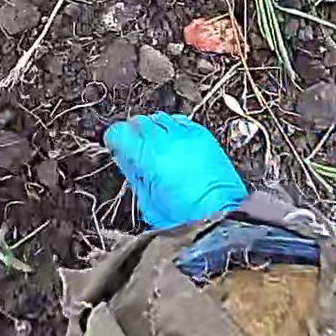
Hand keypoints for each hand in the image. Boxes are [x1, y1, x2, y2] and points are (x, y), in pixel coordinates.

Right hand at [104, 113, 247, 229]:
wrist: (221, 216)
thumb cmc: (185, 217)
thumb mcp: (147, 200)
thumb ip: (133, 172)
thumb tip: (123, 156)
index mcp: (152, 157)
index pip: (121, 132)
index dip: (114, 138)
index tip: (114, 144)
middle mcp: (170, 140)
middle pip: (140, 121)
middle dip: (133, 134)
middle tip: (134, 150)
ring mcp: (188, 135)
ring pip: (160, 118)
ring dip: (153, 129)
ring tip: (155, 149)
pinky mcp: (203, 135)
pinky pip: (180, 121)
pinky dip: (173, 129)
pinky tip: (173, 145)